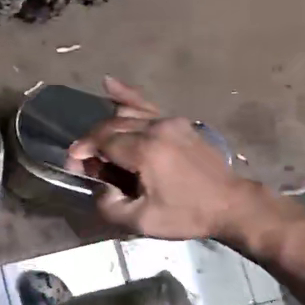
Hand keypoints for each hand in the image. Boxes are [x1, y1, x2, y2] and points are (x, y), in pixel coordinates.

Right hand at [65, 77, 262, 240]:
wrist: (231, 204)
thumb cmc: (186, 214)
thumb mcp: (142, 221)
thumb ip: (109, 205)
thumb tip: (98, 187)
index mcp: (145, 150)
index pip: (101, 142)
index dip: (83, 153)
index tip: (73, 166)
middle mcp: (155, 128)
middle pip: (111, 126)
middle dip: (92, 142)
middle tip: (85, 164)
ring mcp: (170, 121)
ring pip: (127, 115)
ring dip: (107, 127)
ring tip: (97, 146)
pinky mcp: (179, 123)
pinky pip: (147, 105)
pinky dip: (126, 96)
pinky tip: (108, 83)